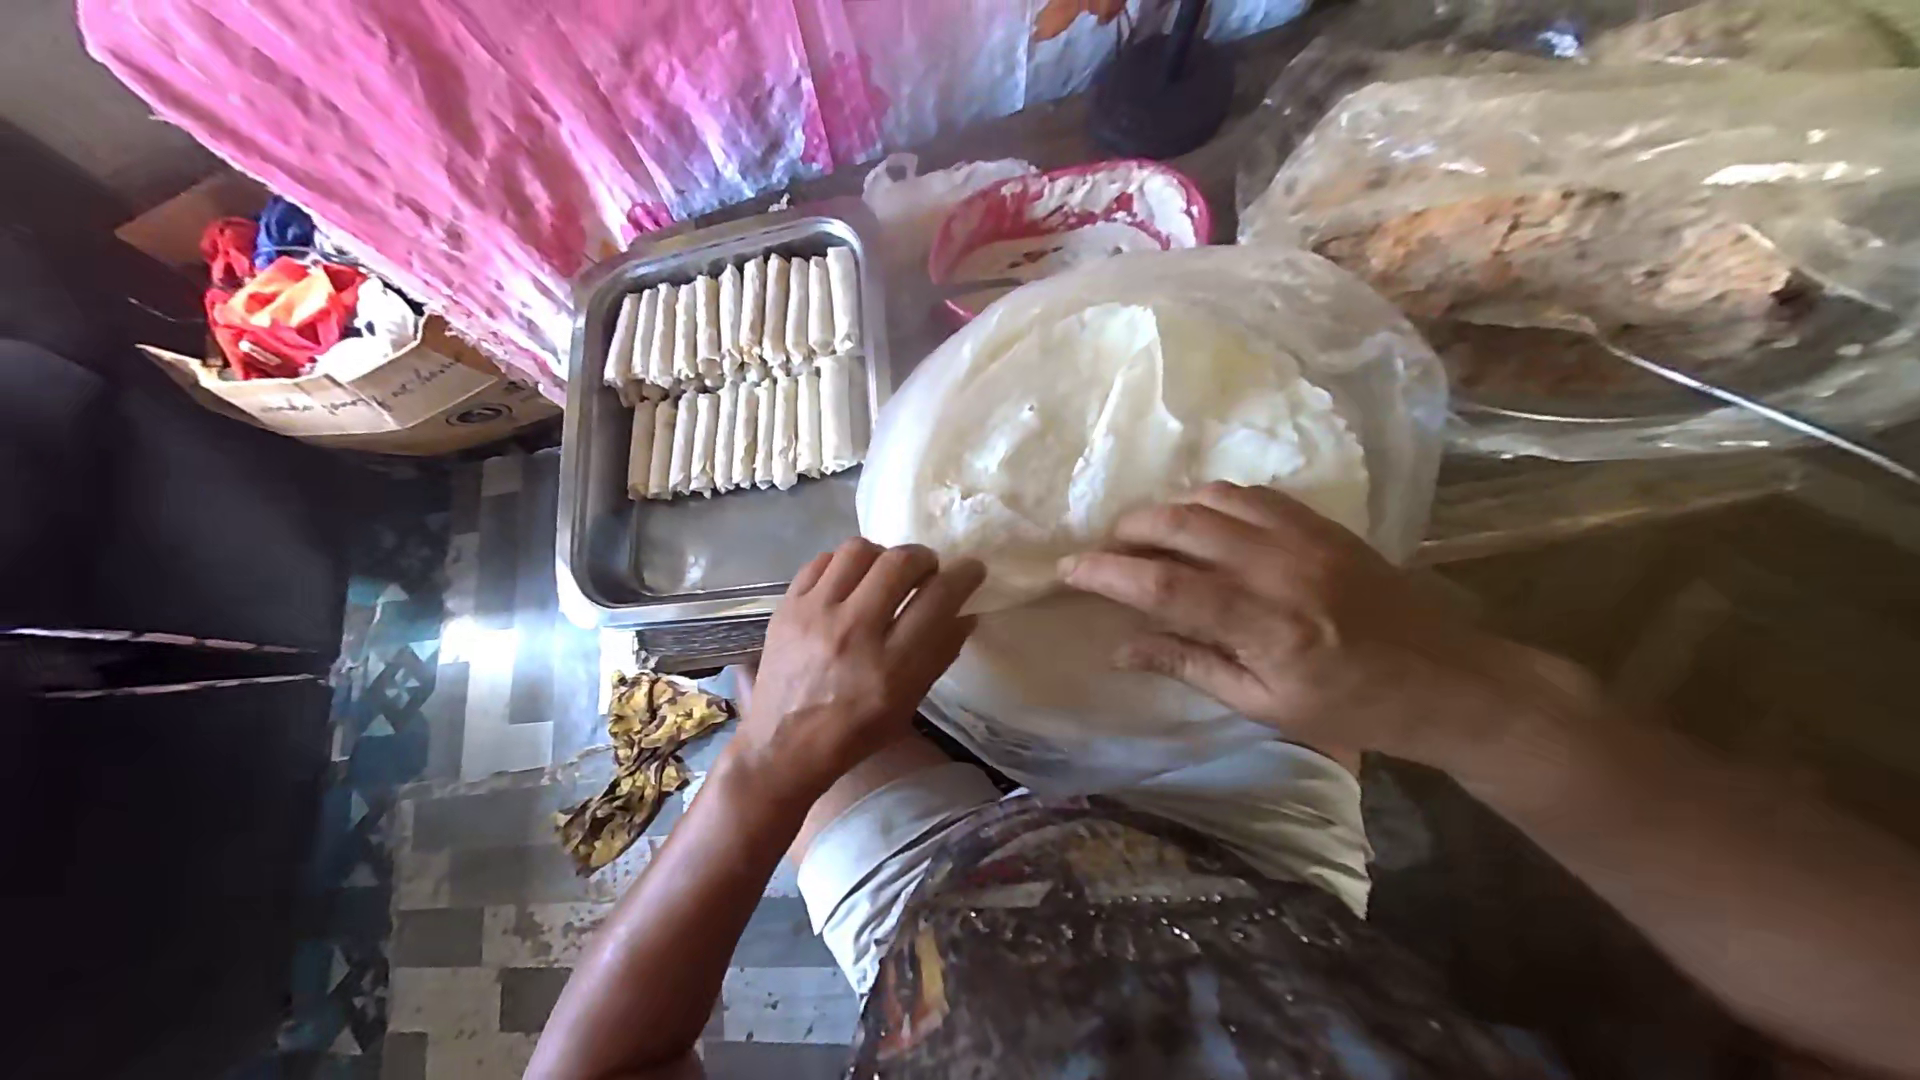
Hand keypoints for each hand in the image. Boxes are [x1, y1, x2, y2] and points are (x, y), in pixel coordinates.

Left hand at [736, 539, 984, 800]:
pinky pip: (822, 561)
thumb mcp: (909, 701)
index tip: (972, 569)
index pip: (938, 599)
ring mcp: (815, 614)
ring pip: (858, 550)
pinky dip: (844, 564)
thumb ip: (940, 654)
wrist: (785, 747)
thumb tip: (966, 614)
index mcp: (891, 665)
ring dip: (883, 555)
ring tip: (885, 572)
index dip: (963, 576)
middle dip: (924, 557)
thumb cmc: (856, 731)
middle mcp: (854, 631)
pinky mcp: (787, 607)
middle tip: (927, 568)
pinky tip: (851, 581)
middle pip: (899, 563)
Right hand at [1059, 482, 1567, 767]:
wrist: (1452, 682)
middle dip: (1126, 531)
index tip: (1069, 569)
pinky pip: (1248, 493)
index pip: (1165, 585)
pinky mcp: (1321, 523)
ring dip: (1164, 511)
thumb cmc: (1352, 709)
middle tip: (1103, 551)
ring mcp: (1304, 538)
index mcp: (1266, 628)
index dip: (1108, 572)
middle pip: (1179, 524)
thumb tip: (1120, 647)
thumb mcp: (1263, 704)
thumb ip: (1188, 665)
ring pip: (1209, 498)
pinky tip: (1197, 522)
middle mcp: (1280, 569)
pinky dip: (1207, 501)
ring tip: (1143, 536)